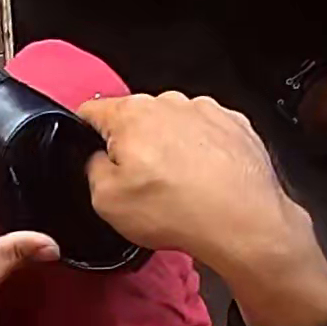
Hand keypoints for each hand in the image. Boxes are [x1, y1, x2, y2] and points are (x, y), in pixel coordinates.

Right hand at [82, 92, 326, 325]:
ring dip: (167, 151)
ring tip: (174, 189)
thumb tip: (98, 160)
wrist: (242, 222)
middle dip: (132, 147)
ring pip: (171, 127)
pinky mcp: (234, 126)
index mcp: (130, 115)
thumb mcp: (104, 201)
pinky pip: (204, 136)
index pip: (91, 110)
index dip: (84, 133)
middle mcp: (168, 103)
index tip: (91, 153)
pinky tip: (200, 183)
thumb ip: (92, 169)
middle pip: (135, 120)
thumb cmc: (177, 210)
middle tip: (138, 185)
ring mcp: (205, 112)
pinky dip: (198, 155)